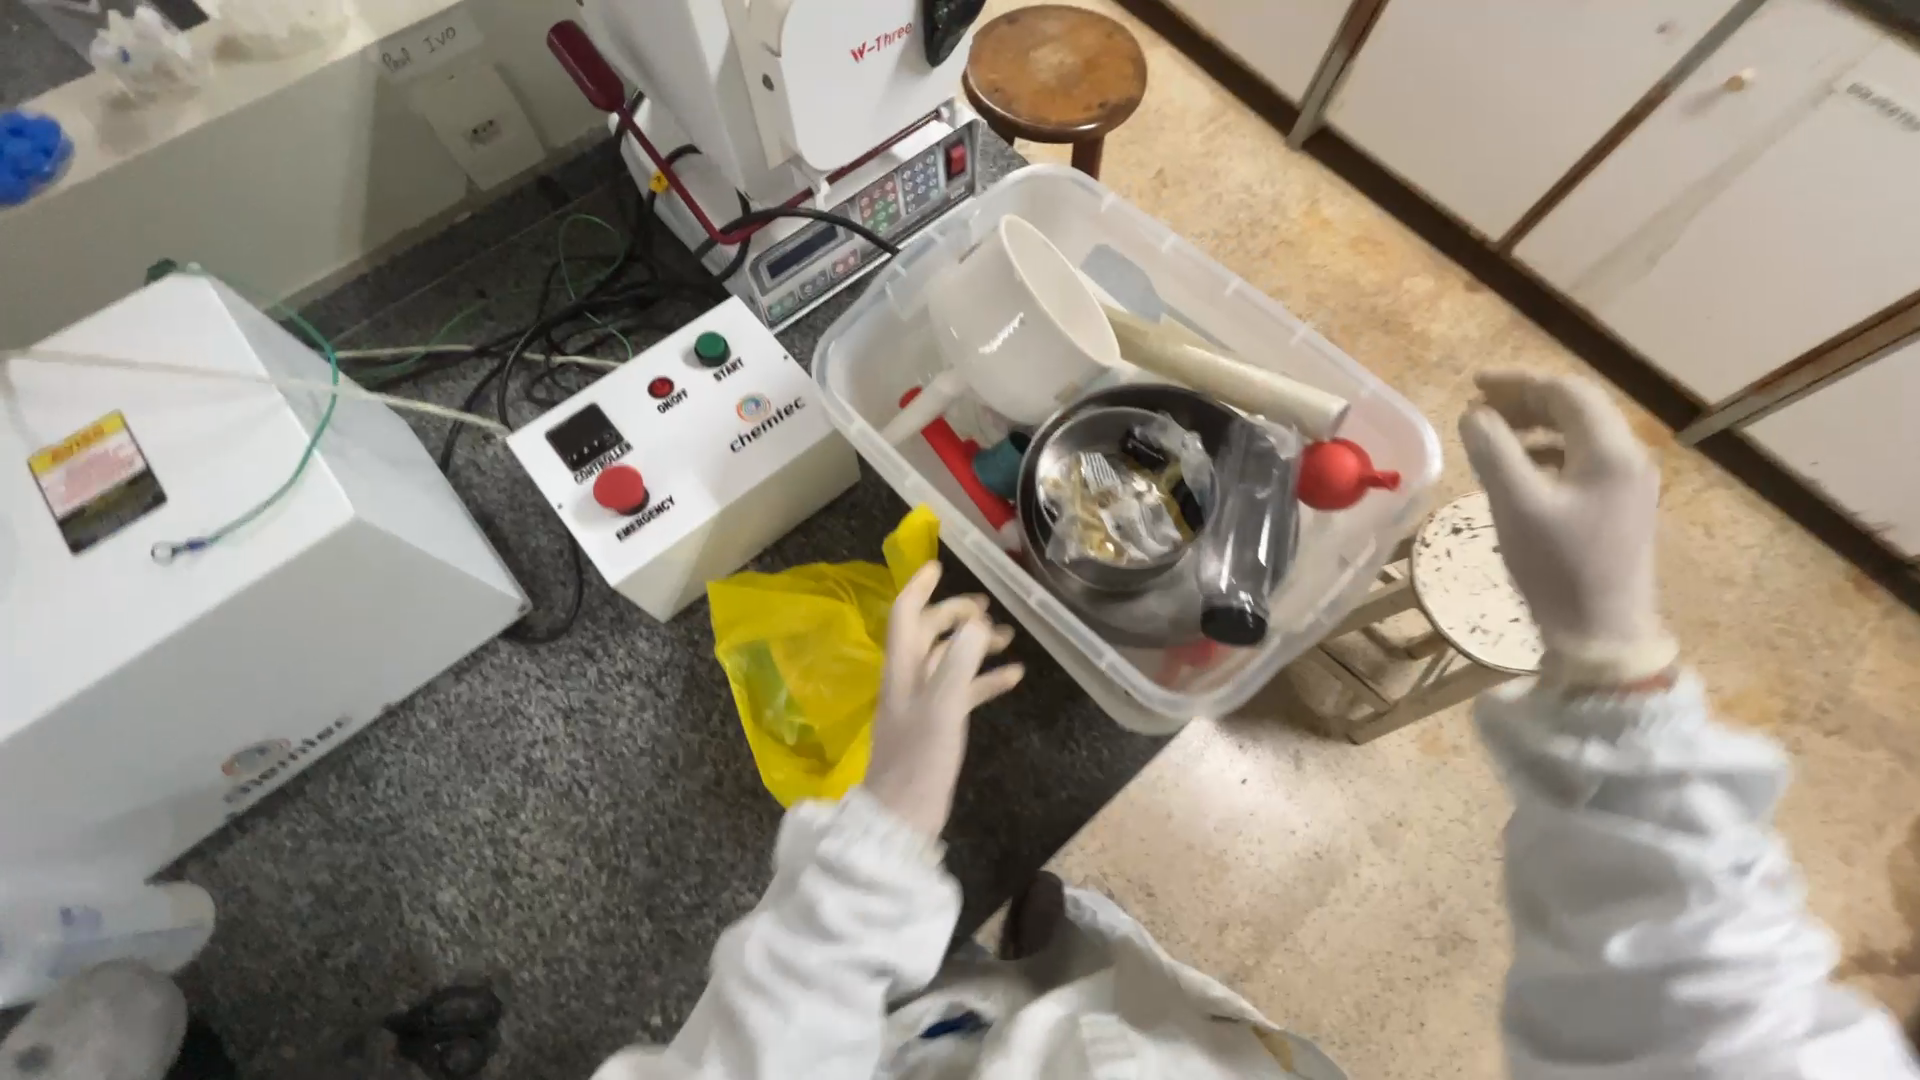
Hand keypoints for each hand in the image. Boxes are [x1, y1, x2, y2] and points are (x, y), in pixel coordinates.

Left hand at [864, 562, 1024, 837]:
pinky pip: (961, 691)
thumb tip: (976, 623)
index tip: (938, 566)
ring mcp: (922, 702)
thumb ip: (959, 662)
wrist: (904, 817)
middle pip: (929, 634)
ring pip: (948, 660)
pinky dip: (984, 679)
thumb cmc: (919, 759)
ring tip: (1007, 637)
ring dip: (974, 645)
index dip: (919, 589)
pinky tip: (1013, 676)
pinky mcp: (936, 725)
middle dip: (954, 615)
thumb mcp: (942, 707)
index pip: (906, 615)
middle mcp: (908, 679)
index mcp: (902, 669)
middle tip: (986, 607)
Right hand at [1458, 371, 1676, 686]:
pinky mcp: (1616, 509)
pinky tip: (1516, 472)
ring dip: (1532, 426)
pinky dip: (1543, 453)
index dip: (1518, 382)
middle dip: (1525, 401)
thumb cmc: (1555, 565)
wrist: (1599, 630)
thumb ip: (1492, 450)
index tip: (1474, 385)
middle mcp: (1627, 459)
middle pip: (1576, 409)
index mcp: (1609, 452)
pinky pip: (1579, 461)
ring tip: (1490, 437)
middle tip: (1478, 407)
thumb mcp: (1514, 503)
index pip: (1566, 393)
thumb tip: (1475, 414)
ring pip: (1578, 435)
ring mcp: (1626, 485)